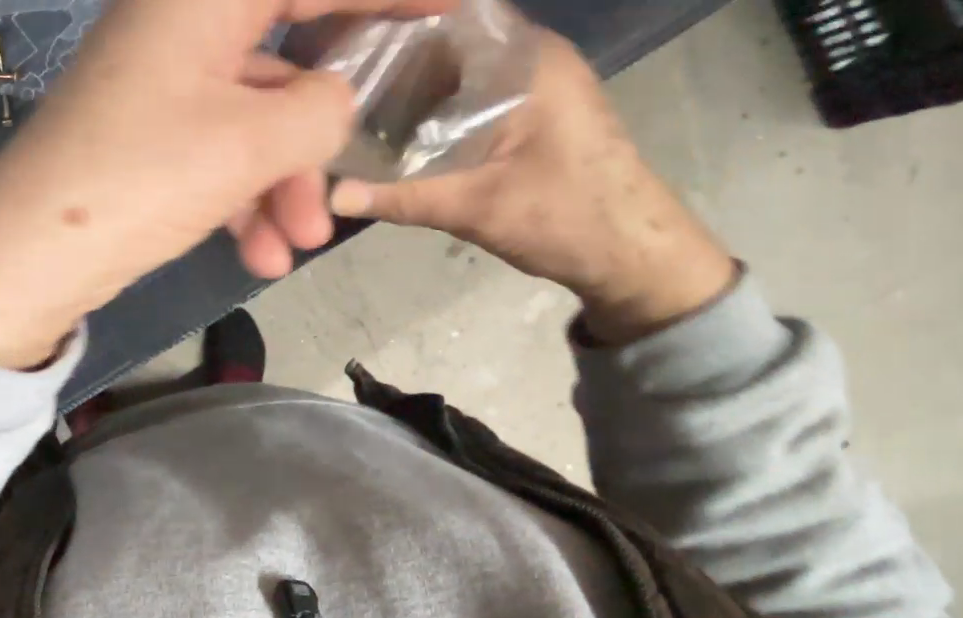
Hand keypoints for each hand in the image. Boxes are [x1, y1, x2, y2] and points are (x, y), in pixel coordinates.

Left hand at [0, 0, 451, 368]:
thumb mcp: (250, 144)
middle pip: (284, 50)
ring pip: (250, 119)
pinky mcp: (144, 141)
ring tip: (301, 245)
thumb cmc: (141, 181)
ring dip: (284, 182)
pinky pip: (214, 156)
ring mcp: (158, 86)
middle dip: (326, 121)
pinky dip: (242, 202)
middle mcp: (179, 25)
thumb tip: (338, 102)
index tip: (445, 12)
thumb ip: (321, 111)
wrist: (31, 260)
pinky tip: (260, 258)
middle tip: (368, 157)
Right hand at [328, 32, 737, 344]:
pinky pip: (474, 99)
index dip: (398, 31)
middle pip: (451, 45)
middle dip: (396, 66)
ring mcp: (536, 86)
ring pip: (461, 75)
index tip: (347, 52)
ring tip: (355, 115)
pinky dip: (437, 114)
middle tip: (337, 93)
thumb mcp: (475, 208)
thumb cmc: (564, 217)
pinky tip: (399, 140)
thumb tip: (333, 196)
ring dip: (415, 93)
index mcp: (528, 59)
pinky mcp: (533, 115)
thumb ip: (401, 199)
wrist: (629, 250)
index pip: (453, 18)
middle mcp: (533, 58)